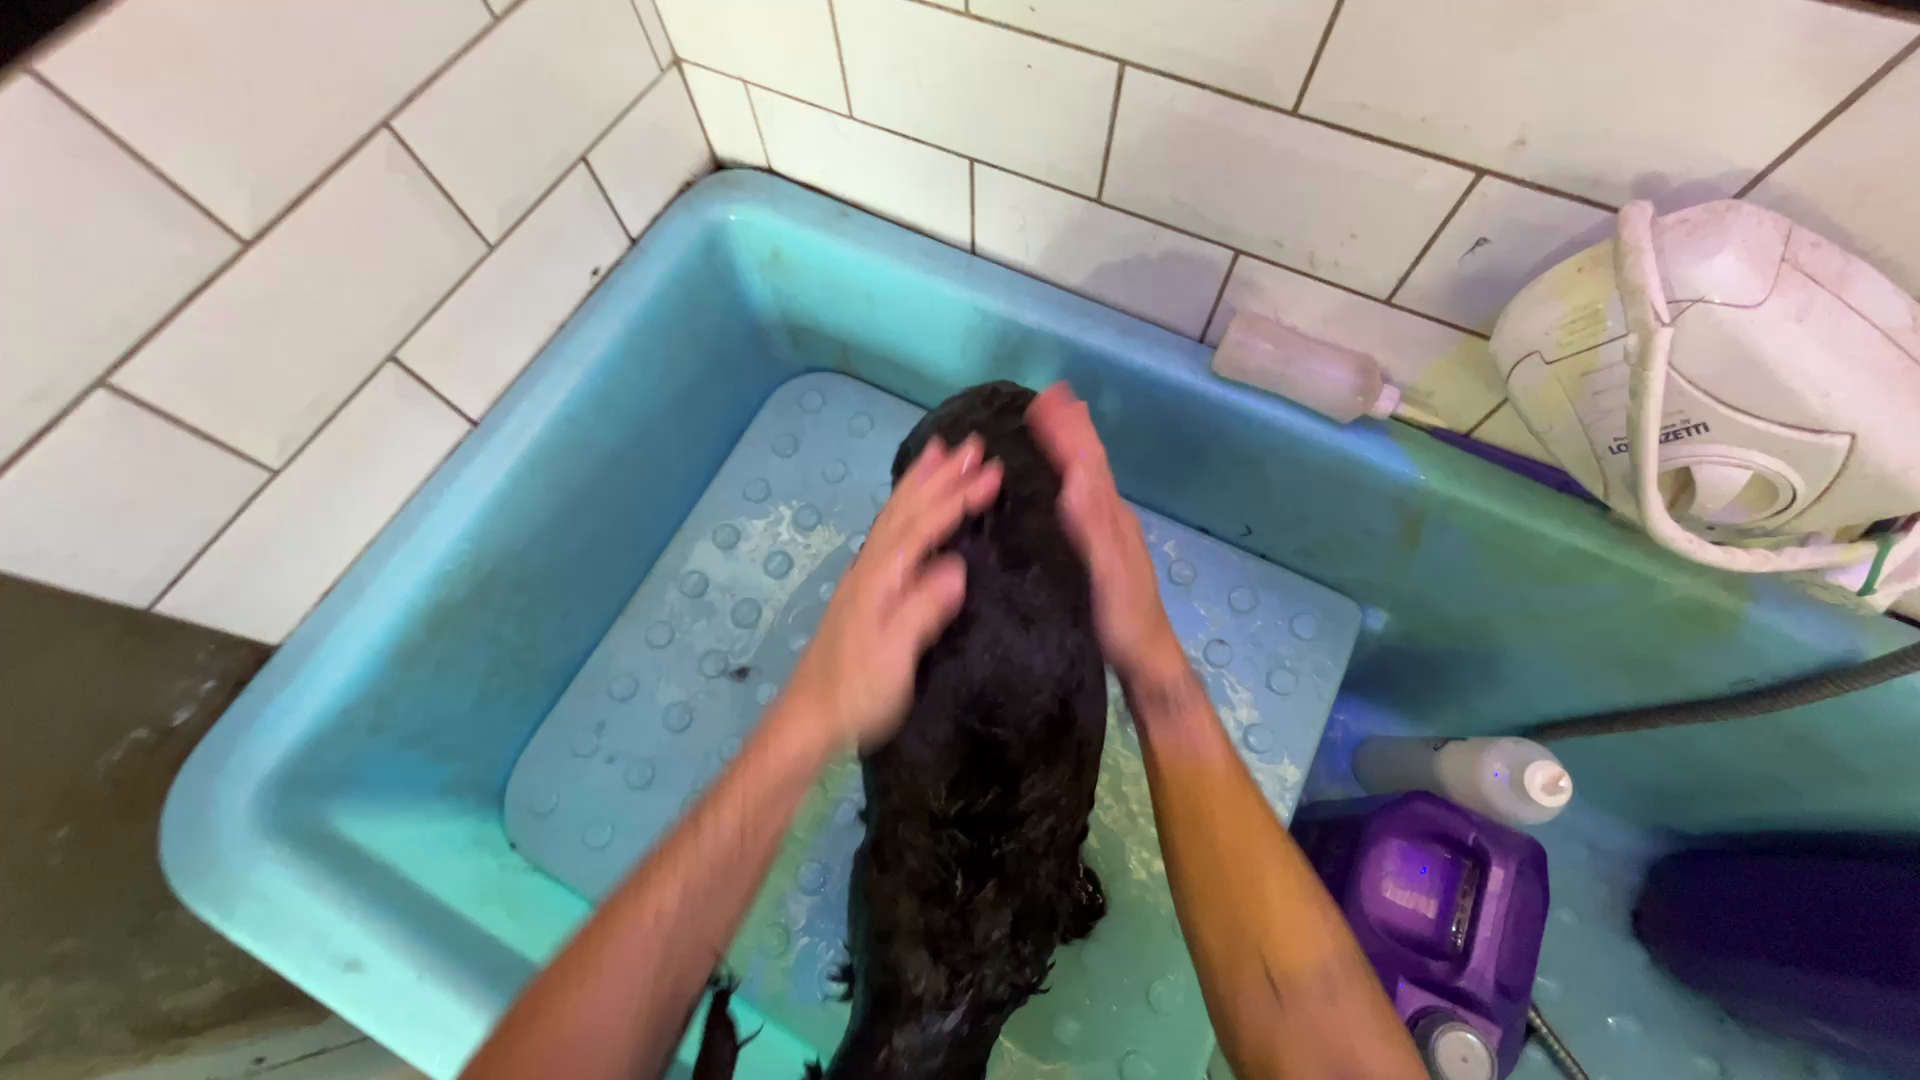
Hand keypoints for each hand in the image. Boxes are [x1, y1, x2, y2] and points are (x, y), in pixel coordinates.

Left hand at [778, 434, 1002, 747]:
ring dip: (920, 481)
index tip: (993, 472)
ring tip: (939, 451)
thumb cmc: (856, 691)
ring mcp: (865, 574)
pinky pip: (890, 530)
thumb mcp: (895, 655)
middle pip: (907, 509)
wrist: (810, 716)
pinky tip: (911, 505)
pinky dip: (905, 506)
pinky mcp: (865, 588)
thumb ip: (923, 609)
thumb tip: (957, 569)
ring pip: (895, 515)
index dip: (958, 497)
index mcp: (882, 576)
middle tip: (972, 443)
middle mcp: (871, 564)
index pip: (924, 526)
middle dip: (941, 475)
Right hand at [1027, 382, 1182, 682]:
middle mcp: (1112, 517)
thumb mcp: (1108, 576)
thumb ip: (1093, 528)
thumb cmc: (1124, 622)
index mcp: (1110, 518)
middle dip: (1072, 429)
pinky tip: (1063, 483)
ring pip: (1091, 480)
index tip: (1045, 399)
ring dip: (1074, 447)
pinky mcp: (1101, 551)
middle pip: (1092, 464)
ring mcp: (1109, 534)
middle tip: (1050, 396)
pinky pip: (1084, 501)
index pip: (1087, 464)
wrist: (1148, 659)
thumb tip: (1076, 477)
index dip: (1067, 432)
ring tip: (1058, 422)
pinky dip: (1073, 477)